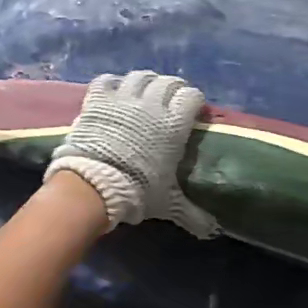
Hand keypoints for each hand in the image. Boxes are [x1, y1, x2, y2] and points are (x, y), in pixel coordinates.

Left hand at [44, 71, 217, 236]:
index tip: (191, 111)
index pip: (192, 96)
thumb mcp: (169, 203)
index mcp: (175, 124)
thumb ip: (192, 214)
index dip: (192, 101)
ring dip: (142, 82)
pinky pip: (105, 81)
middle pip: (167, 81)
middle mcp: (151, 105)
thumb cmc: (138, 190)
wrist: (94, 182)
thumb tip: (212, 231)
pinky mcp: (97, 101)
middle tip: (167, 100)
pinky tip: (111, 90)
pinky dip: (110, 83)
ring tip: (141, 92)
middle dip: (170, 88)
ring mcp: (122, 100)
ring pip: (138, 76)